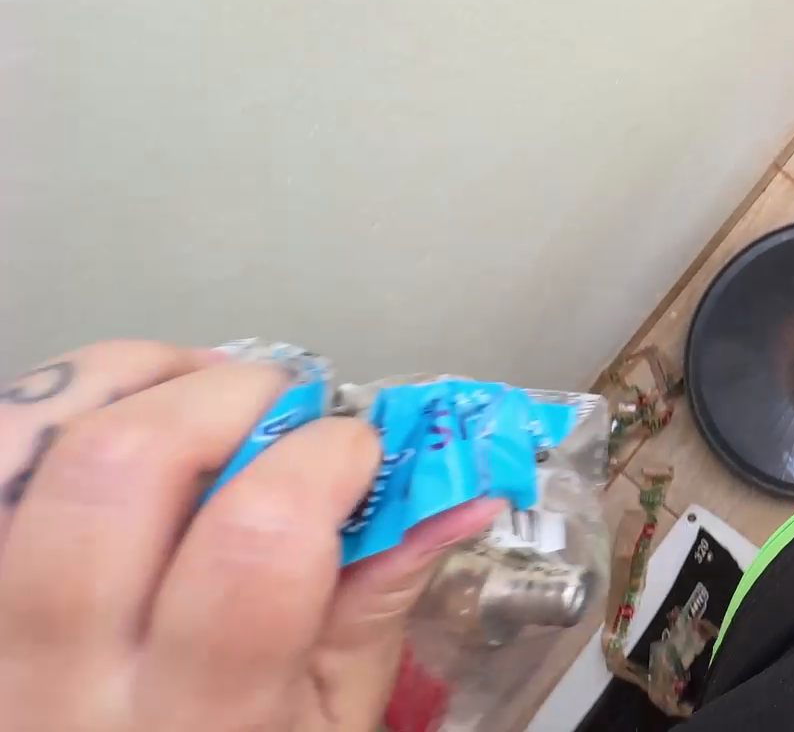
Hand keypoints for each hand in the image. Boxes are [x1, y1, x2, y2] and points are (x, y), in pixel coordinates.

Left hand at [0, 341, 499, 731]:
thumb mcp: (337, 712)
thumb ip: (383, 597)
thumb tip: (467, 493)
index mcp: (197, 715)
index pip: (256, 541)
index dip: (329, 458)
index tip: (363, 448)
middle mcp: (54, 679)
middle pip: (122, 469)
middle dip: (238, 397)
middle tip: (294, 405)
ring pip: (18, 447)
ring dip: (136, 378)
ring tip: (207, 383)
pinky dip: (67, 403)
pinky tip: (133, 409)